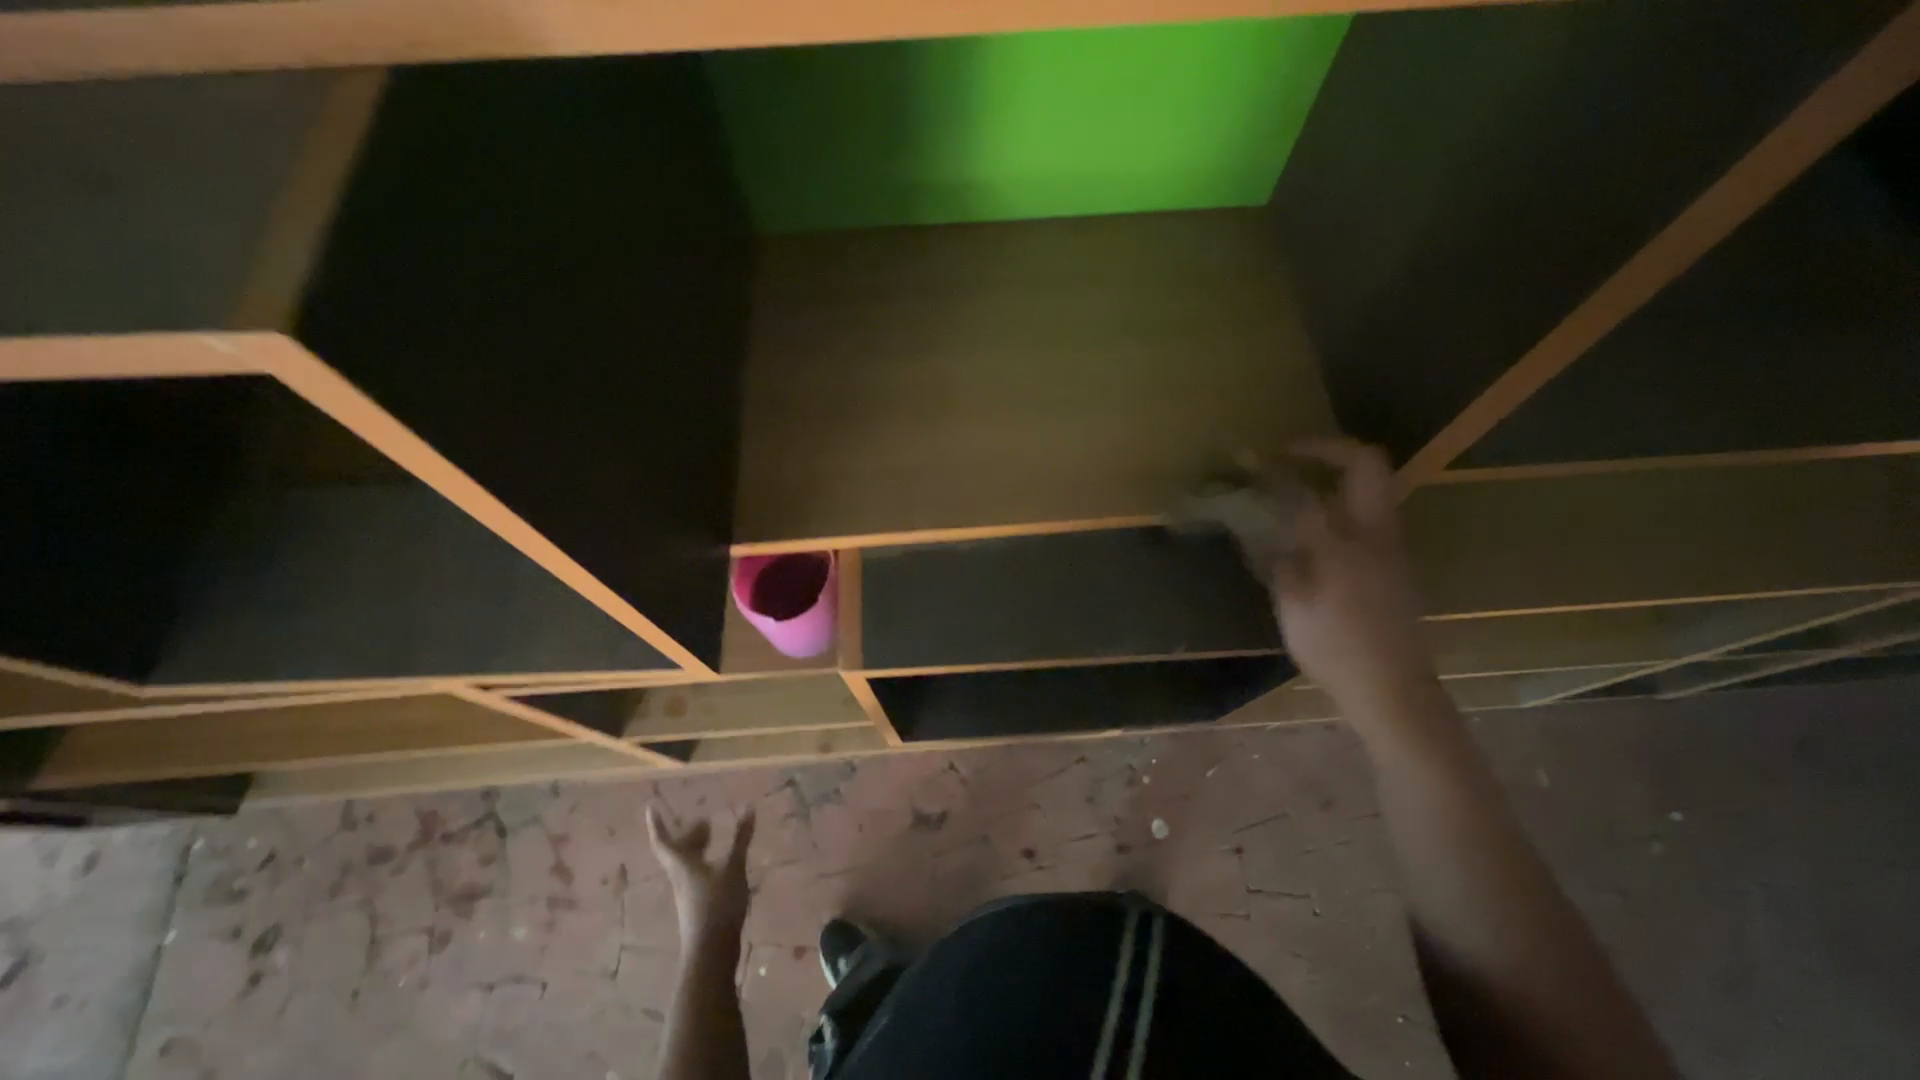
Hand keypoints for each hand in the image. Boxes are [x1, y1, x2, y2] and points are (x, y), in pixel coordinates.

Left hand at [647, 805, 755, 948]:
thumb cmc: (718, 904)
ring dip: (697, 849)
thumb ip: (740, 839)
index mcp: (682, 866)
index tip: (651, 807)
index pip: (664, 841)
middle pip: (677, 852)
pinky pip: (697, 876)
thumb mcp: (733, 868)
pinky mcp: (697, 906)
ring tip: (713, 837)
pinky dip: (706, 864)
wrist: (710, 951)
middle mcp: (679, 878)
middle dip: (687, 834)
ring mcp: (687, 894)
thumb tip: (748, 808)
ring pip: (687, 865)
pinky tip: (721, 866)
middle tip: (702, 820)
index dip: (657, 824)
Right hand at [1269, 439, 1441, 721]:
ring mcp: (1390, 549)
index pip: (1315, 484)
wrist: (1391, 688)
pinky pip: (1368, 520)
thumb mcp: (1294, 602)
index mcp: (1348, 538)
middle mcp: (1376, 532)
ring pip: (1371, 492)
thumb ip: (1281, 557)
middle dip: (1331, 452)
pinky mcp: (1393, 568)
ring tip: (1296, 494)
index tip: (1266, 460)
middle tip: (1294, 461)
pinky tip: (1312, 536)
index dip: (1291, 463)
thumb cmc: (1336, 647)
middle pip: (1368, 467)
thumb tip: (1264, 526)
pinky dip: (1341, 510)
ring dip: (1336, 480)